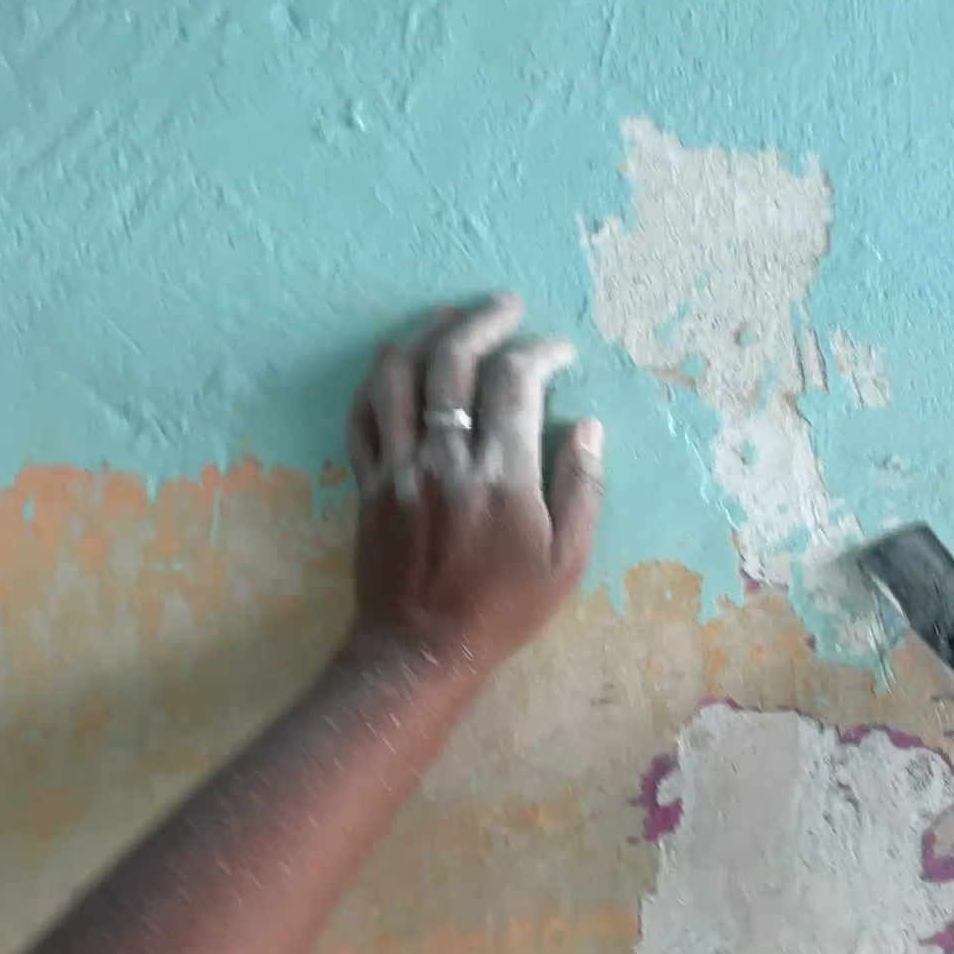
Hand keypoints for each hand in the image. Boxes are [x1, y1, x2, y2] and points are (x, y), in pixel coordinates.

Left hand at [343, 294, 603, 688]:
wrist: (422, 647)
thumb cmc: (506, 606)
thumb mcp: (568, 558)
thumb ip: (582, 487)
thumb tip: (590, 427)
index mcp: (501, 475)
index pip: (516, 383)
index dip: (541, 353)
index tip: (560, 351)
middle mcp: (444, 457)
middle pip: (453, 361)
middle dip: (482, 320)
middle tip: (507, 306)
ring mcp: (397, 465)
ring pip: (398, 374)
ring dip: (426, 332)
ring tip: (452, 315)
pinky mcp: (366, 480)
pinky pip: (363, 412)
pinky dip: (381, 376)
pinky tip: (402, 362)